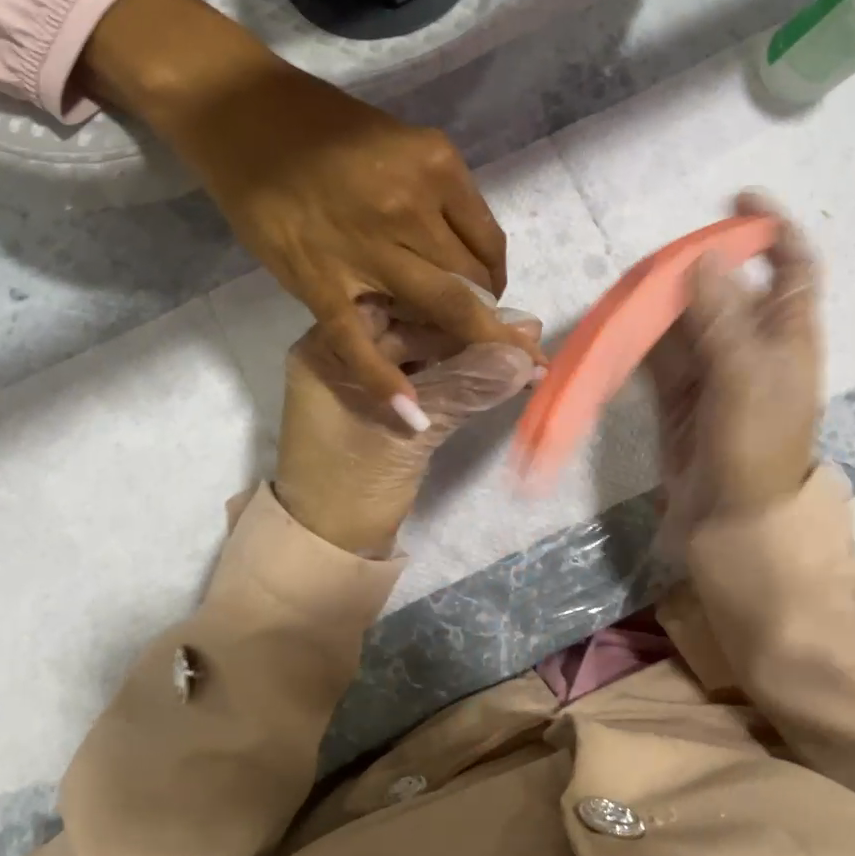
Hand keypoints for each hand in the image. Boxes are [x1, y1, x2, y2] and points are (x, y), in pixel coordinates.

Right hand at [76, 0, 541, 427]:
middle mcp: (412, 207)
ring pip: (438, 309)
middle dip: (496, 324)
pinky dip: (385, 381)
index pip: (488, 242)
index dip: (496, 280)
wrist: (240, 116)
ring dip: (469, 347)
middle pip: (473, 281)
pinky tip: (410, 415)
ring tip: (496, 379)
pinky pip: (357, 340)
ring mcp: (366, 248)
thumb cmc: (320, 123)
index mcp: (437, 166)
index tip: (490, 299)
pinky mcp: (320, 281)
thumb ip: (432, 197)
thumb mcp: (398, 144)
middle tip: (510, 354)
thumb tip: (456, 252)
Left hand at [274, 301, 541, 557]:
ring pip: (424, 355)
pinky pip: (424, 380)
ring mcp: (362, 381)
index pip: (394, 308)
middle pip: (413, 329)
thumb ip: (464, 389)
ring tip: (526, 350)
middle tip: (528, 332)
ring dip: (472, 355)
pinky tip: (501, 372)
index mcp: (327, 349)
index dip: (449, 307)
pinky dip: (460, 378)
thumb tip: (524, 357)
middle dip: (470, 333)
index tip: (502, 310)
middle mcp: (341, 354)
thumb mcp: (408, 434)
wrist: (326, 548)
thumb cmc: (350, 485)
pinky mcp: (382, 405)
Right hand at [645, 193, 823, 526]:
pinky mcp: (678, 397)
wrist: (735, 526)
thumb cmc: (756, 448)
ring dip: (657, 303)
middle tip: (652, 261)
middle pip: (726, 287)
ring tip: (623, 291)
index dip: (773, 229)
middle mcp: (752, 346)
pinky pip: (657, 356)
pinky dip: (637, 340)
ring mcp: (713, 372)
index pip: (792, 267)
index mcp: (788, 337)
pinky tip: (614, 328)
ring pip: (685, 320)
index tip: (738, 198)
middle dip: (693, 266)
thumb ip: (722, 316)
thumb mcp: (746, 376)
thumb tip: (704, 255)